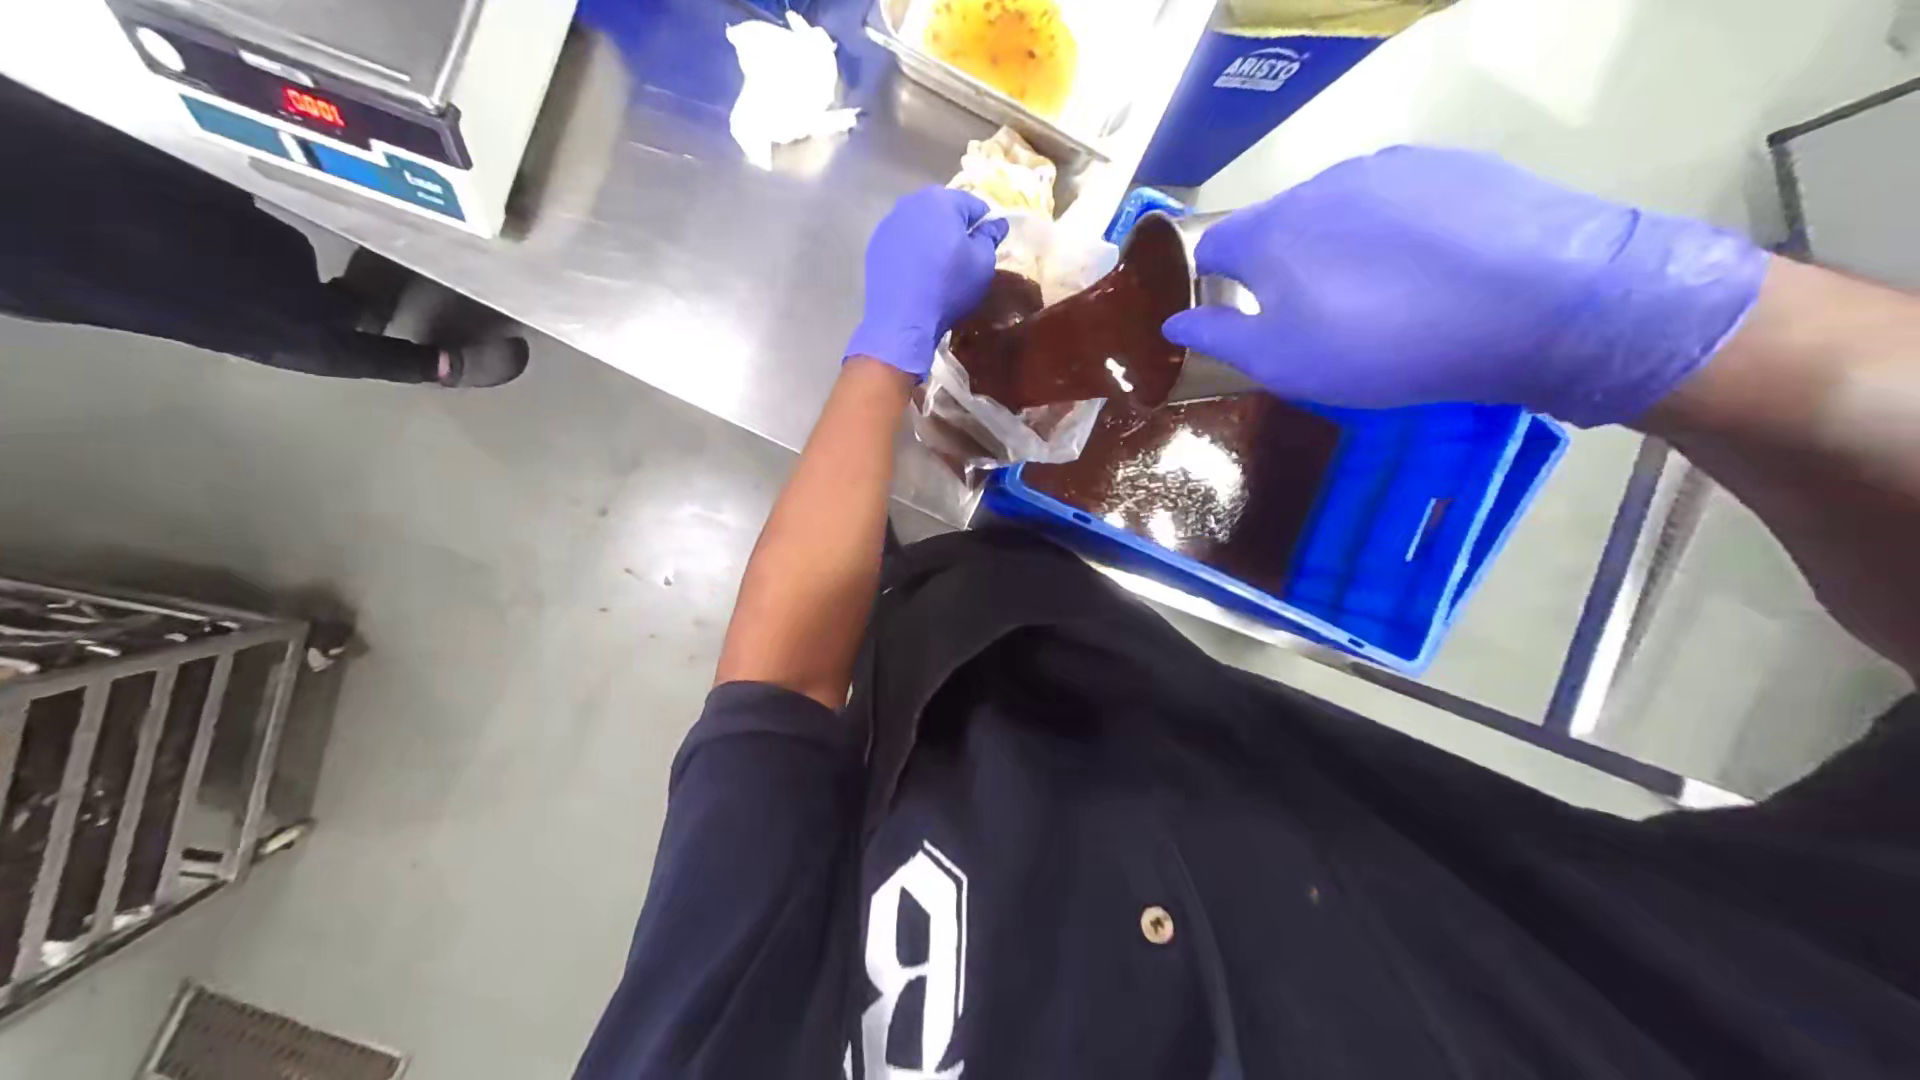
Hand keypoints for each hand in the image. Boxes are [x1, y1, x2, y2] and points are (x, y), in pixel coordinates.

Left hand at [845, 187, 1007, 379]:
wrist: (902, 320)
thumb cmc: (949, 287)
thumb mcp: (982, 264)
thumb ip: (990, 238)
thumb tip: (996, 223)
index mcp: (941, 200)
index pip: (974, 205)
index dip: (984, 226)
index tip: (984, 249)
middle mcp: (910, 202)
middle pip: (943, 211)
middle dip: (955, 230)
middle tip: (961, 261)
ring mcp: (888, 224)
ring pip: (920, 226)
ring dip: (931, 241)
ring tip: (936, 270)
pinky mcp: (875, 246)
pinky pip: (902, 243)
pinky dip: (911, 254)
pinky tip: (915, 277)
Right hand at [1161, 146, 1770, 426]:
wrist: (1539, 303)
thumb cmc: (1382, 343)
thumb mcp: (1282, 361)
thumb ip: (1219, 338)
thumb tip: (1173, 322)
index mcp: (1270, 231)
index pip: (1214, 244)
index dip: (1215, 281)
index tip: (1240, 314)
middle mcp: (1320, 183)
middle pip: (1275, 225)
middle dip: (1277, 266)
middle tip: (1312, 317)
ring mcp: (1389, 167)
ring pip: (1334, 210)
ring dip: (1333, 248)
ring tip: (1375, 295)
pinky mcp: (1450, 165)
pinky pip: (1393, 200)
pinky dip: (1388, 232)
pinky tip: (1424, 269)